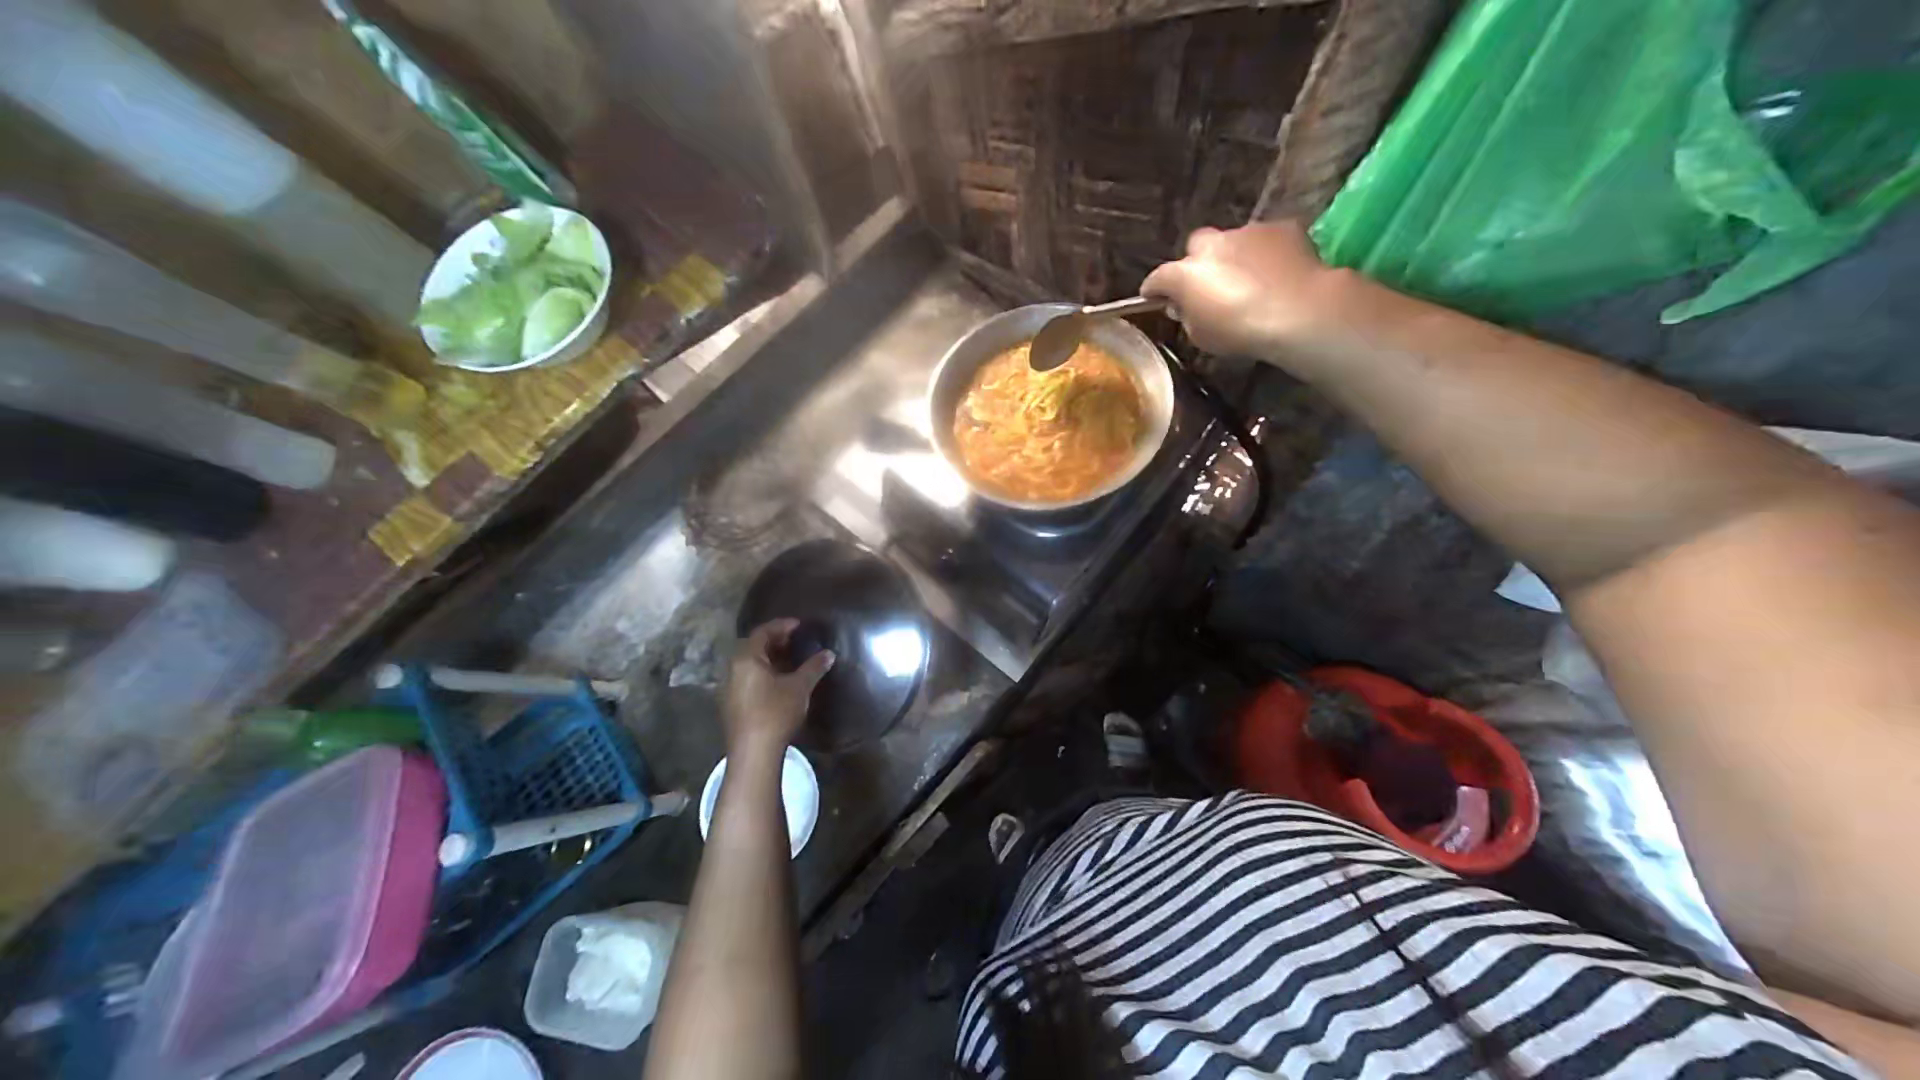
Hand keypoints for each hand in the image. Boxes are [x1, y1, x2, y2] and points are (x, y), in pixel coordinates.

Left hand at [721, 619, 833, 754]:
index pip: (763, 632)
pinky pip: (748, 678)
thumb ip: (813, 667)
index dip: (782, 625)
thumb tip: (828, 653)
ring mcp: (729, 687)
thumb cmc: (775, 712)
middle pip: (754, 647)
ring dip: (770, 658)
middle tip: (796, 640)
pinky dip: (764, 673)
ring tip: (791, 660)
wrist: (754, 752)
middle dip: (776, 641)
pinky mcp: (732, 704)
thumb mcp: (799, 687)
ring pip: (750, 664)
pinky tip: (780, 682)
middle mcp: (733, 669)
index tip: (799, 625)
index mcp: (746, 658)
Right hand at [1141, 221, 1356, 365]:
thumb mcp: (1201, 337)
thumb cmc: (1241, 332)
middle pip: (1195, 249)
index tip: (1155, 299)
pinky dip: (1266, 253)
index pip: (1157, 279)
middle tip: (1210, 286)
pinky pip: (1265, 239)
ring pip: (1232, 241)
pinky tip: (1276, 272)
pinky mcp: (1281, 228)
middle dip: (1198, 264)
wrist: (1299, 312)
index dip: (1155, 290)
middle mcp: (1211, 244)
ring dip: (1234, 257)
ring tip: (1250, 281)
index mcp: (1184, 274)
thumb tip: (1185, 306)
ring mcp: (1247, 232)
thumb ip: (1188, 317)